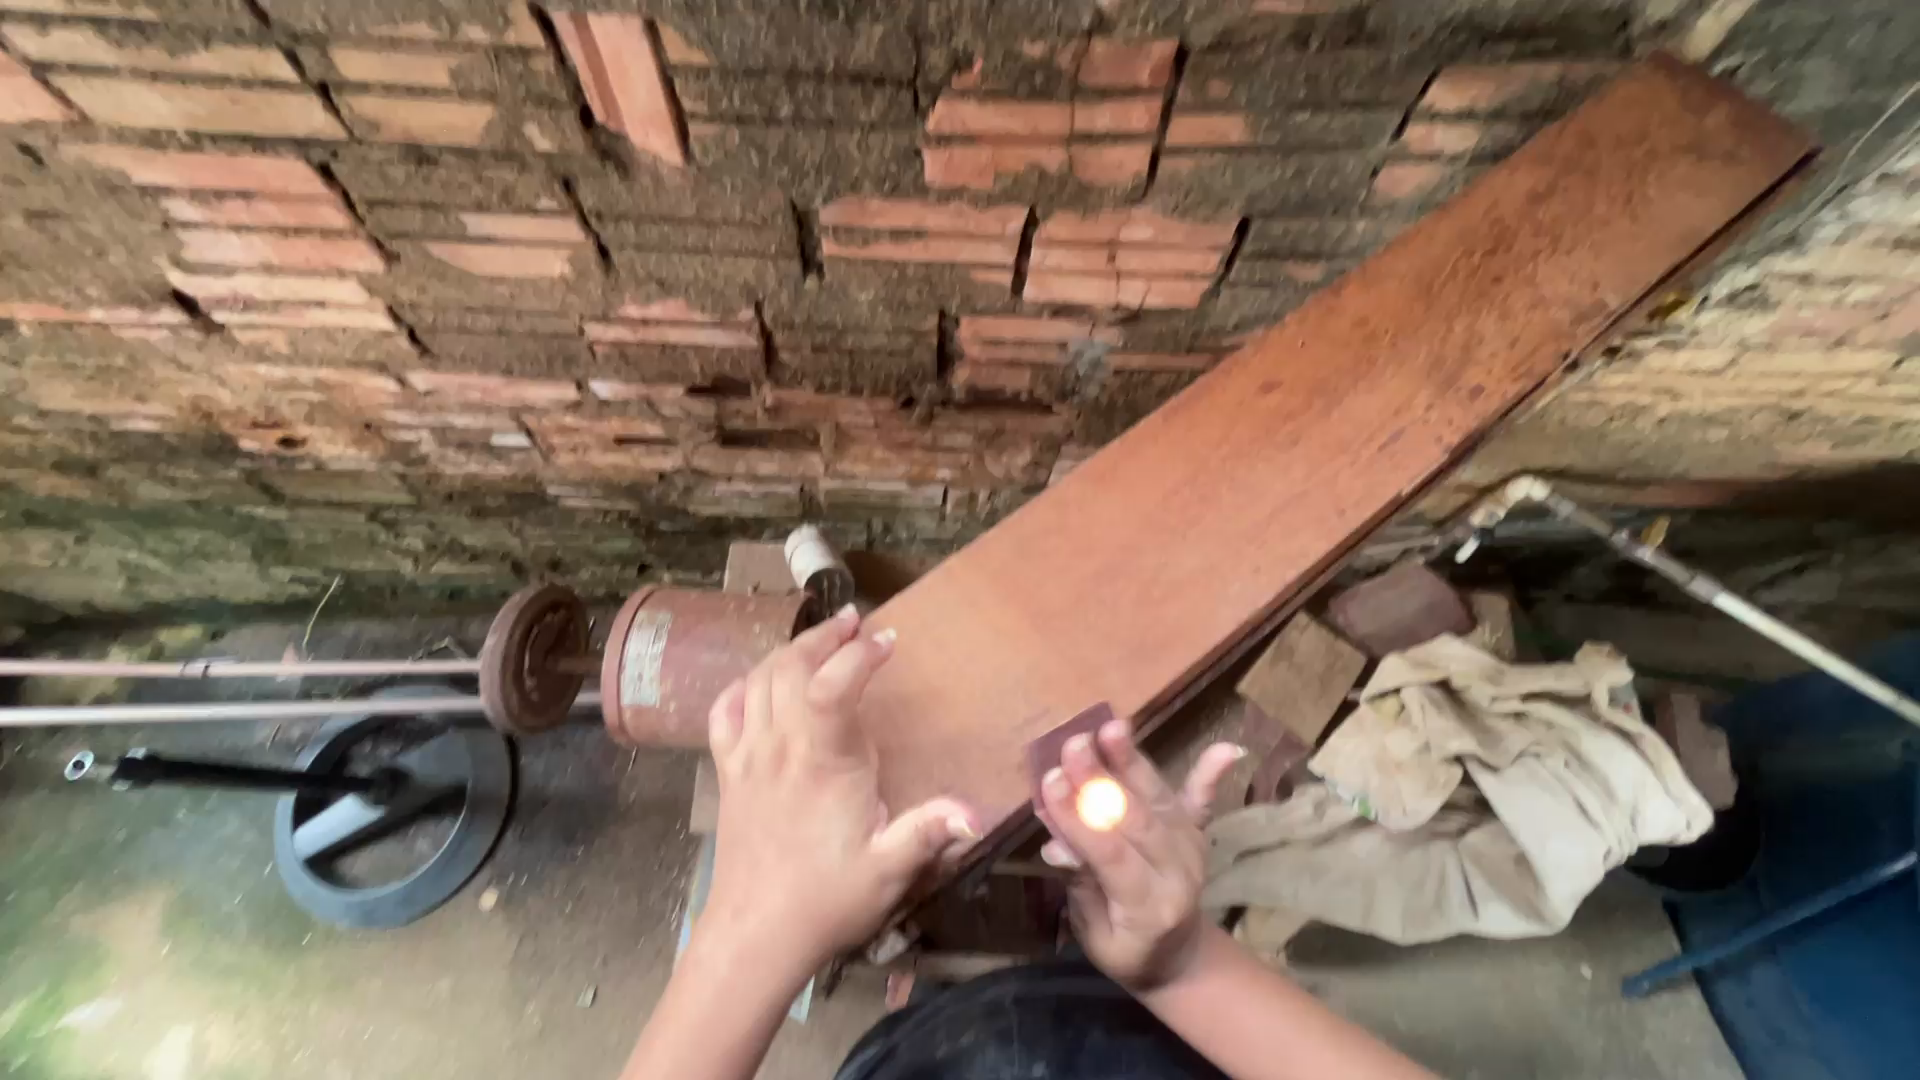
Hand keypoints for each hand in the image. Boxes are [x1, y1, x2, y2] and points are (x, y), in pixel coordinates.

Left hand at [701, 605, 979, 977]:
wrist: (754, 937)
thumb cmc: (825, 899)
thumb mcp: (886, 871)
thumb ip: (927, 832)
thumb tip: (976, 812)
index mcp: (821, 762)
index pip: (833, 685)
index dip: (860, 655)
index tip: (888, 642)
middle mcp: (779, 746)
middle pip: (790, 666)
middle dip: (824, 637)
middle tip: (855, 625)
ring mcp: (746, 756)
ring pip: (758, 680)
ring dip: (789, 652)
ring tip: (820, 641)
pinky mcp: (727, 771)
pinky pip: (724, 711)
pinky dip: (744, 686)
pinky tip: (761, 683)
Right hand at [1038, 719, 1242, 991]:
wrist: (1178, 956)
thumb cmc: (1125, 948)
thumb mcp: (1095, 936)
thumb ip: (1081, 888)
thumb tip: (1056, 846)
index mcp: (1150, 906)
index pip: (1110, 854)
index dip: (1080, 819)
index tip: (1051, 781)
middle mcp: (1177, 870)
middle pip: (1137, 817)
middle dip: (1100, 778)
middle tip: (1073, 744)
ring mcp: (1191, 846)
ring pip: (1158, 798)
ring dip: (1133, 759)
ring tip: (1112, 726)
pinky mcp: (1197, 830)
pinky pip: (1202, 800)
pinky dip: (1211, 773)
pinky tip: (1229, 749)